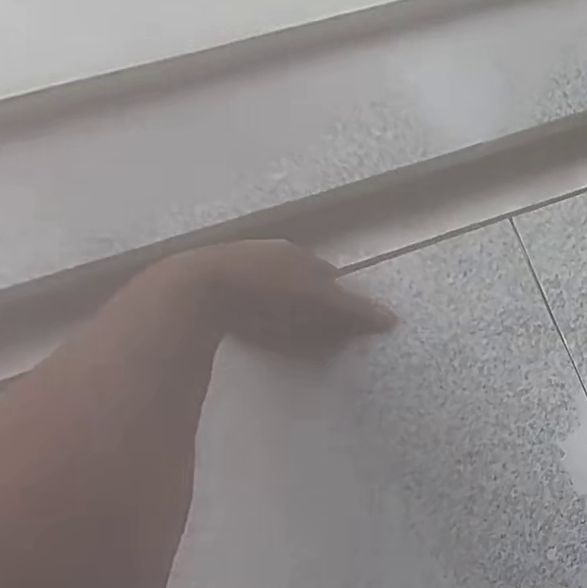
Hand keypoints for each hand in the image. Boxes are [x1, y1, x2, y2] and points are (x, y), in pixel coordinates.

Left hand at [150, 239, 396, 353]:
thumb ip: (356, 311)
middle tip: (317, 332)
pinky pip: (244, 301)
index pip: (328, 277)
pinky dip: (254, 314)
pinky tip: (256, 330)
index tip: (341, 324)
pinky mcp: (208, 282)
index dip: (337, 301)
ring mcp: (235, 264)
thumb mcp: (322, 302)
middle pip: (300, 282)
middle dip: (310, 304)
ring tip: (287, 335)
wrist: (195, 291)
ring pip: (271, 290)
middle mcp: (267, 252)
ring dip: (282, 309)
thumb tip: (391, 319)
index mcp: (296, 253)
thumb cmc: (269, 291)